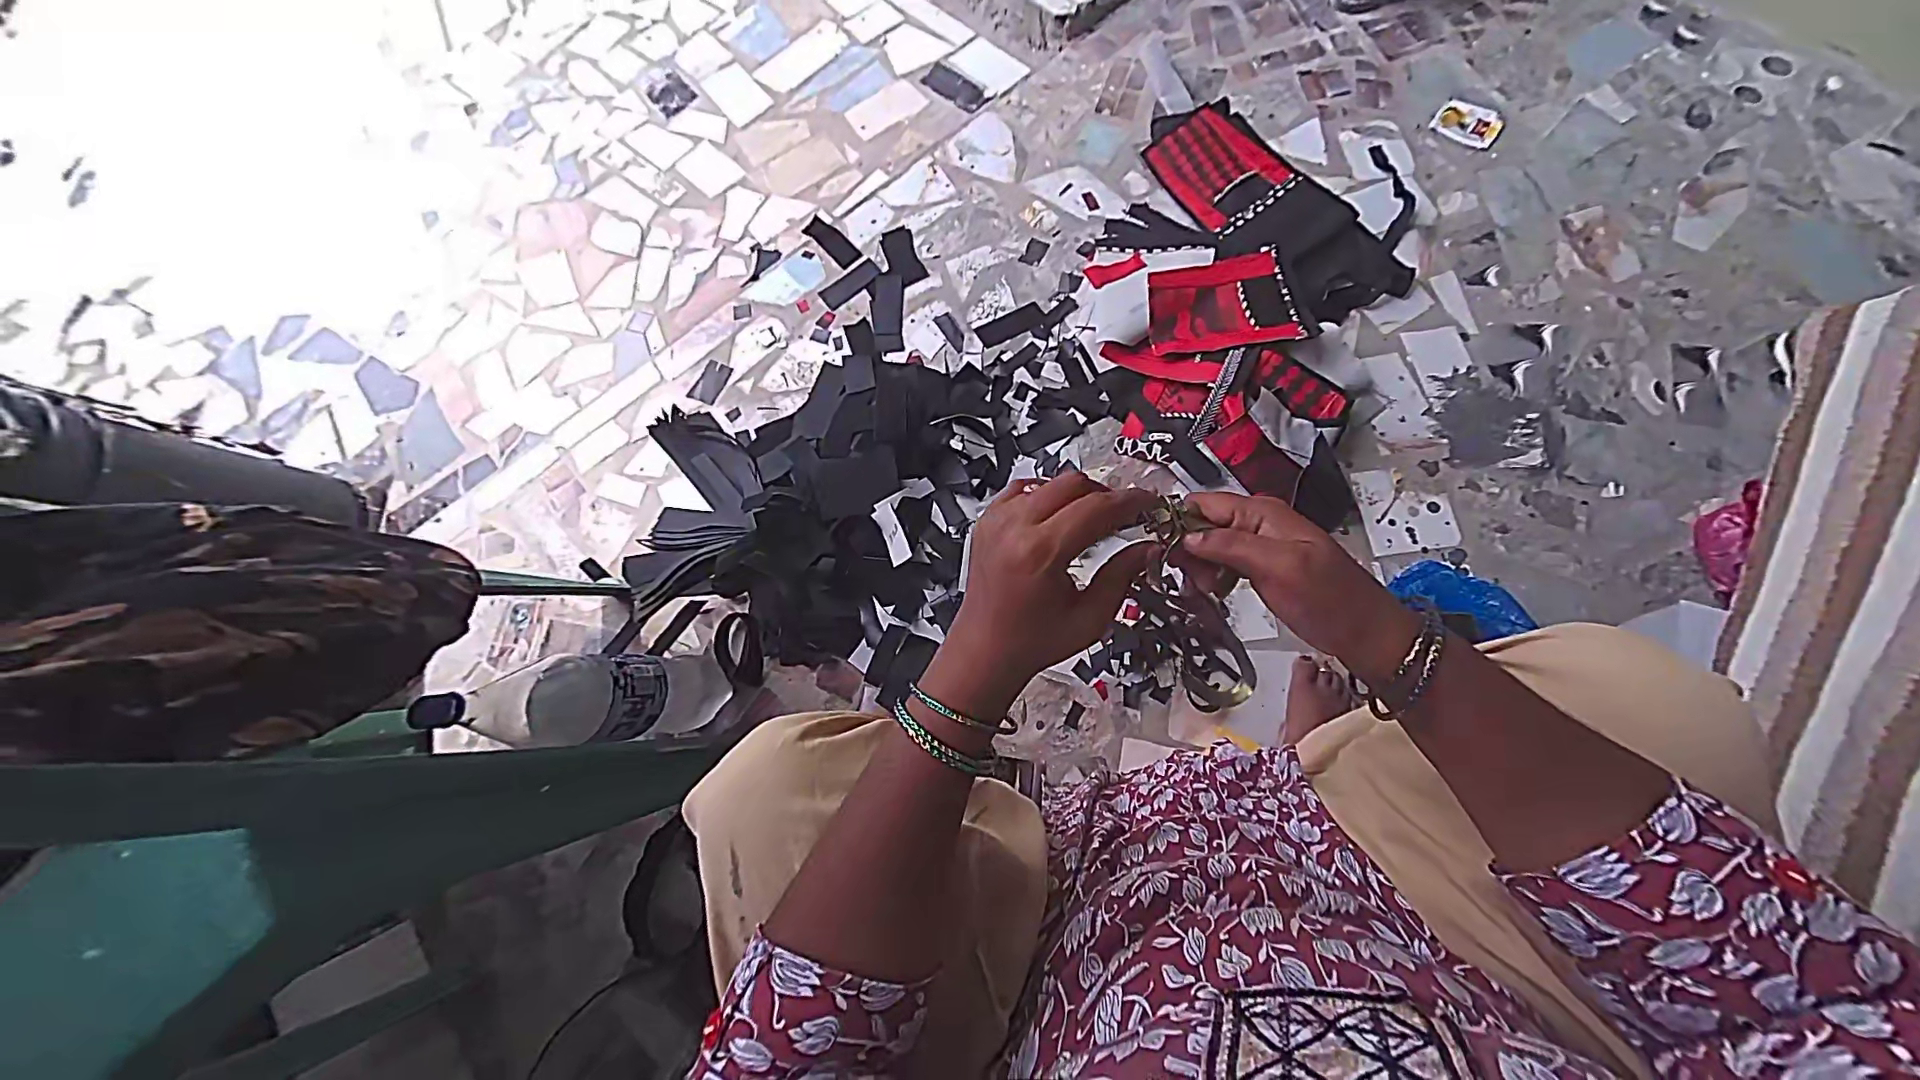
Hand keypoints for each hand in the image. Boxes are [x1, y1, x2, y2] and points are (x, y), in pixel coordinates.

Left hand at [922, 473, 1158, 719]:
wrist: (985, 650)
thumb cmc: (1027, 641)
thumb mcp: (1089, 618)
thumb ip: (1121, 577)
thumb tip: (1145, 549)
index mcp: (1040, 553)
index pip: (1097, 507)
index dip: (1131, 501)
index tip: (1148, 503)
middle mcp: (1013, 530)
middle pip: (1074, 484)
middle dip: (1107, 494)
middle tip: (1125, 512)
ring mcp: (996, 523)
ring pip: (1049, 482)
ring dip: (1078, 493)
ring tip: (1094, 516)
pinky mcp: (987, 523)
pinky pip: (1021, 489)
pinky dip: (1046, 493)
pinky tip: (1059, 512)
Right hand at [1176, 492, 1421, 685]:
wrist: (1365, 633)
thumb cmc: (1332, 600)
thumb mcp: (1279, 567)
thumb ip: (1231, 545)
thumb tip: (1188, 536)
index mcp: (1262, 512)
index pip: (1203, 503)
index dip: (1178, 522)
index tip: (1165, 550)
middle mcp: (1257, 523)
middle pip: (1201, 523)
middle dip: (1188, 549)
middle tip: (1192, 578)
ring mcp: (1258, 545)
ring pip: (1207, 544)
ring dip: (1198, 566)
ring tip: (1205, 589)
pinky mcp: (1258, 566)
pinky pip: (1221, 562)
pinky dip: (1211, 576)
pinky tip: (1214, 591)